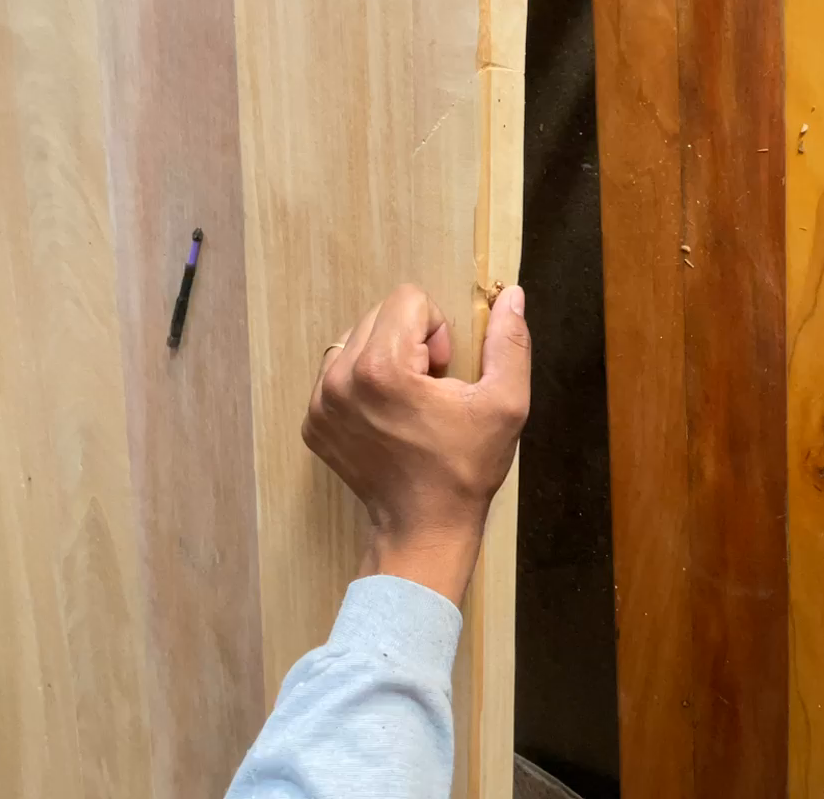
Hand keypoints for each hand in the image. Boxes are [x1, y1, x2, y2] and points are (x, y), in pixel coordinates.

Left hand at [305, 284, 530, 602]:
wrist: (424, 530)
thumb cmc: (467, 467)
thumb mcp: (506, 403)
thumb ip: (510, 341)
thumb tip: (511, 294)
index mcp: (382, 369)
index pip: (408, 298)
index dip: (437, 329)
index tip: (444, 371)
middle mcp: (339, 379)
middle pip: (380, 313)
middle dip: (412, 339)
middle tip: (431, 387)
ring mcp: (320, 403)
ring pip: (358, 338)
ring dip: (387, 355)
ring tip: (409, 400)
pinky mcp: (312, 422)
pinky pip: (339, 370)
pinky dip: (365, 380)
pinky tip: (389, 415)